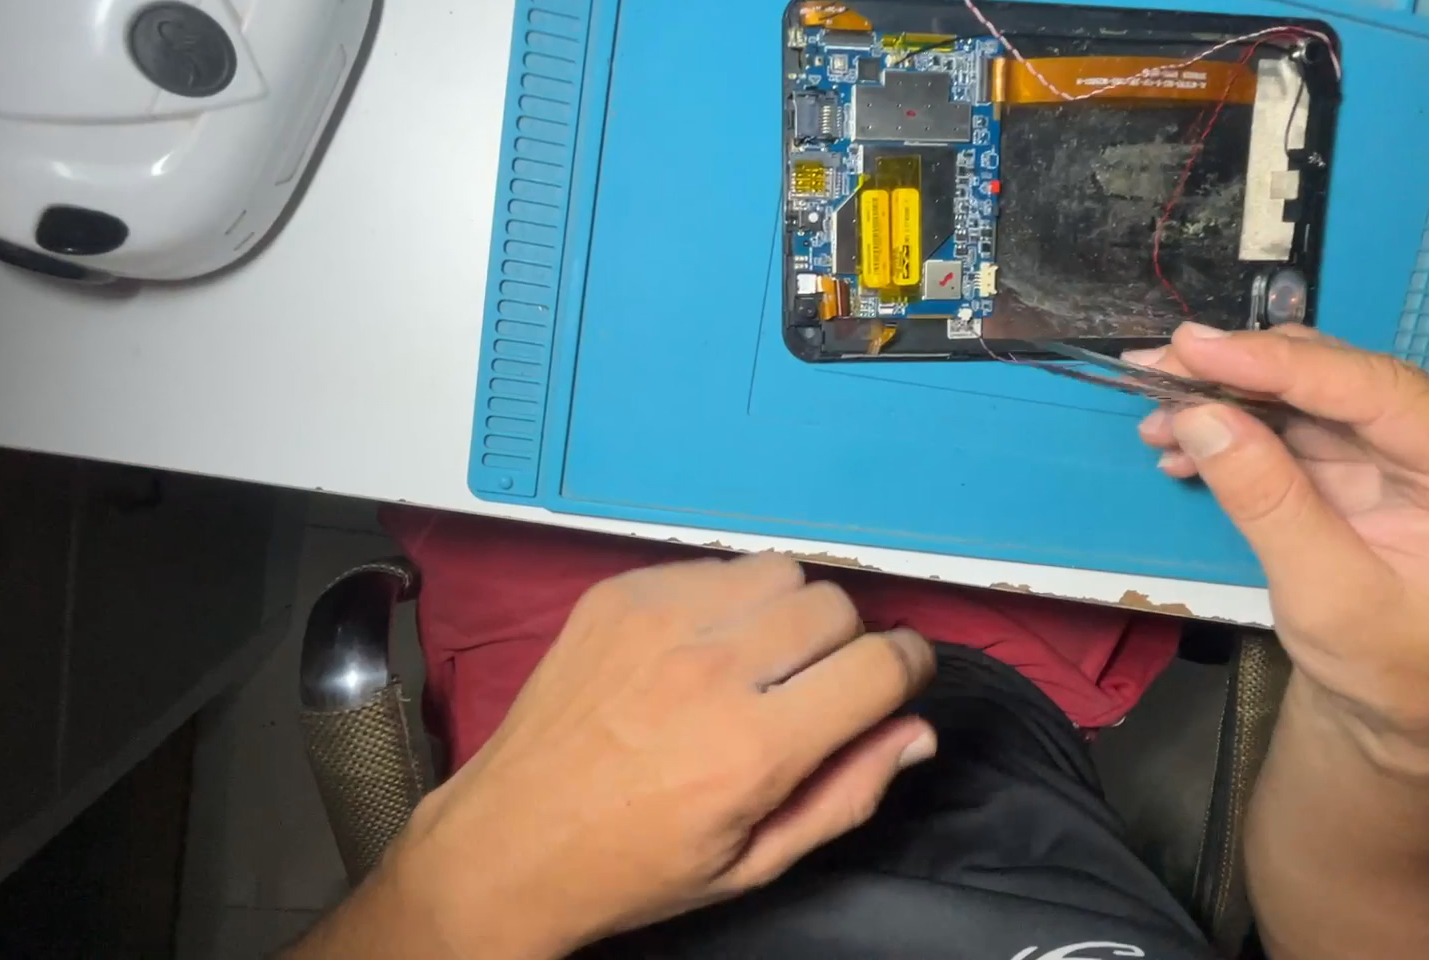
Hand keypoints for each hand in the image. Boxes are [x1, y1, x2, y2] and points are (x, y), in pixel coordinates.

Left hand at [379, 554, 936, 959]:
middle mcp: (711, 667)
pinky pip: (717, 564)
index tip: (898, 676)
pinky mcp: (623, 590)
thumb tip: (917, 727)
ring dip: (788, 611)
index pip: (880, 665)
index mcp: (752, 747)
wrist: (511, 835)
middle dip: (845, 643)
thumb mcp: (756, 862)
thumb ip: (849, 792)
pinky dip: (729, 597)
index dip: (909, 666)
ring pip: (781, 571)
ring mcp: (660, 615)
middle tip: (810, 682)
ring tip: (755, 655)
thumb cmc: (640, 863)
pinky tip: (697, 641)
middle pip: (834, 605)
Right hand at [1134, 324, 1428, 763]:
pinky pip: (1286, 419)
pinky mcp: (1362, 452)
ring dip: (1221, 398)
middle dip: (1235, 373)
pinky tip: (1180, 447)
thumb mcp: (1324, 590)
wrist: (1395, 704)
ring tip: (1154, 421)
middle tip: (1153, 370)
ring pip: (1301, 388)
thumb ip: (1266, 498)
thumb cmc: (1390, 664)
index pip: (1380, 391)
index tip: (1194, 347)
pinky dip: (1227, 427)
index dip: (1279, 364)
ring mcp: (1408, 442)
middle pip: (1336, 376)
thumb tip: (1198, 415)